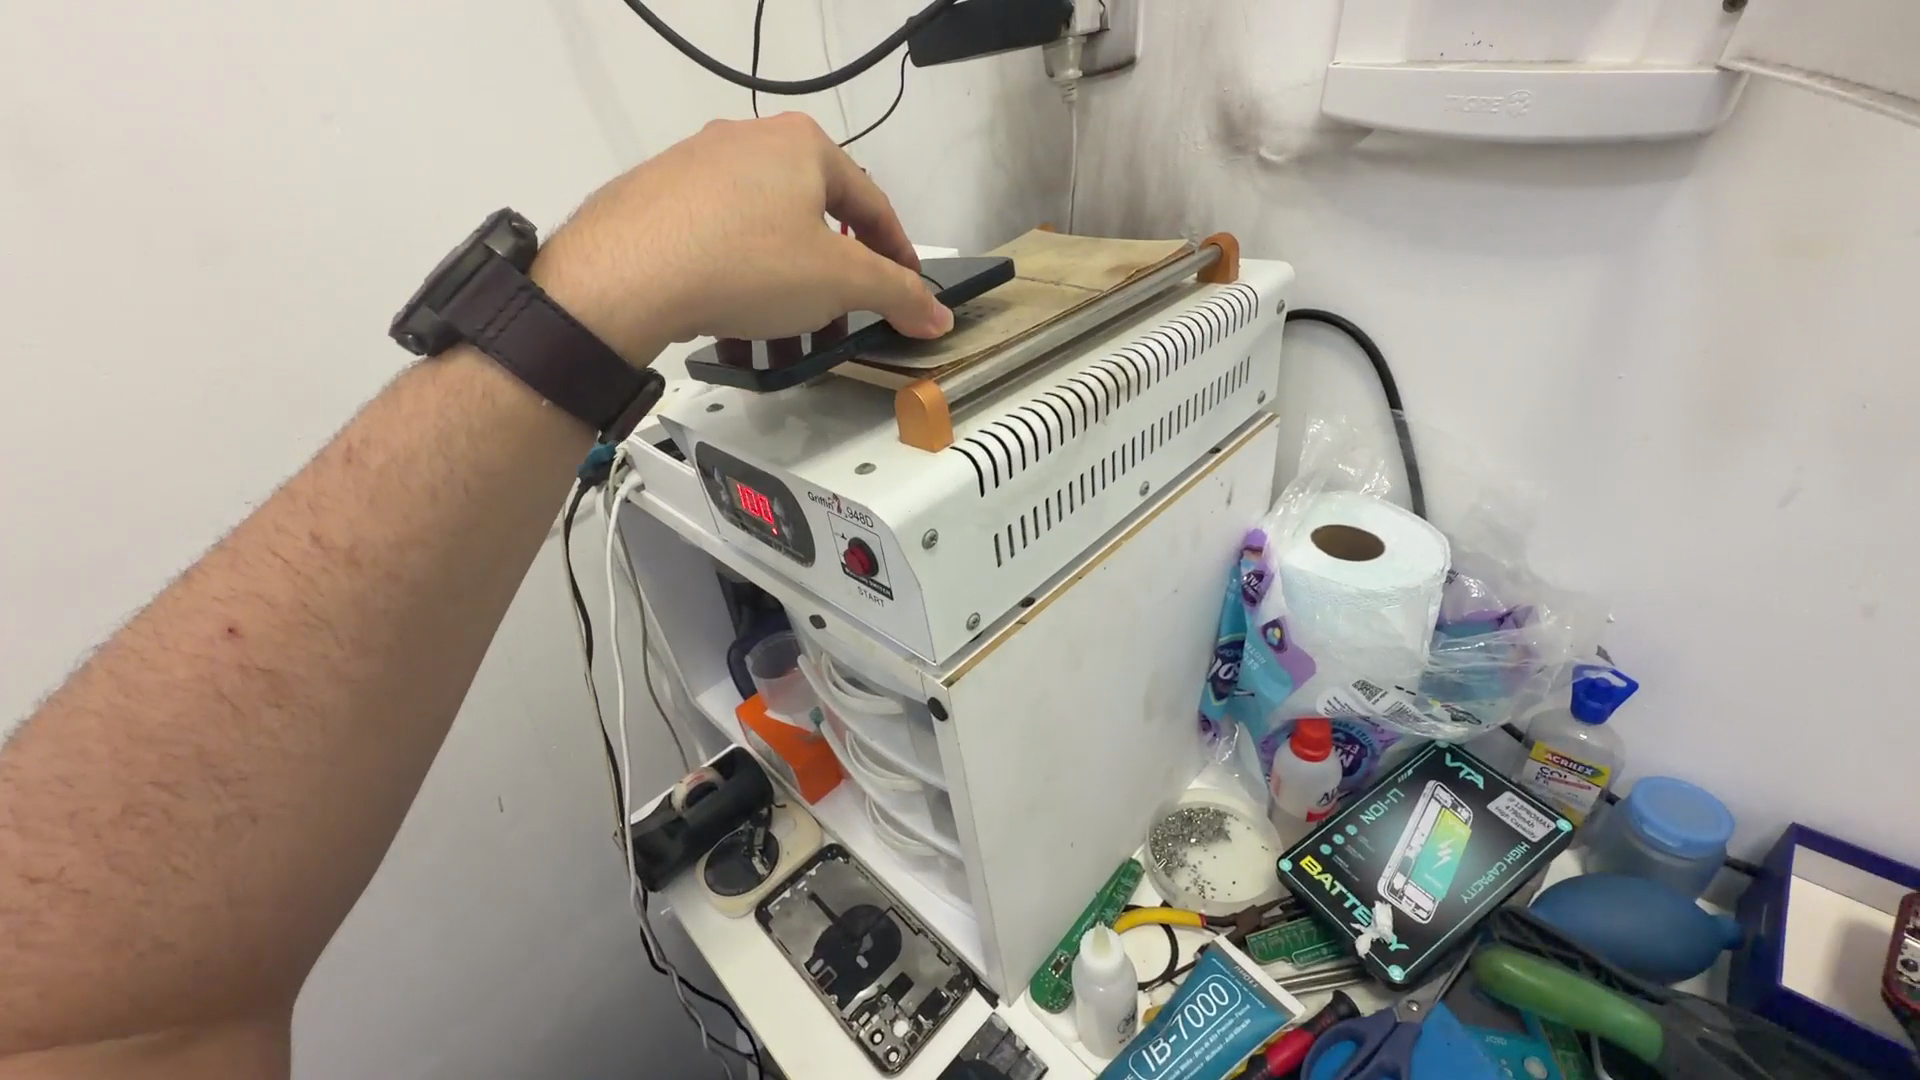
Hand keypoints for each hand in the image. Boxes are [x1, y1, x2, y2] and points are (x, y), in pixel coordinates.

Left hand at [531, 113, 953, 363]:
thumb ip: (899, 295)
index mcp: (801, 146)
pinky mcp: (662, 202)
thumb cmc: (745, 262)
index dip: (899, 255)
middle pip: (816, 225)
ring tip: (791, 342)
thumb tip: (936, 315)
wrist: (626, 275)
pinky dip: (744, 289)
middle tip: (845, 323)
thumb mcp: (841, 282)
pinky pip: (723, 249)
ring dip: (789, 296)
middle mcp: (748, 144)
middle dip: (834, 284)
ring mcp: (698, 169)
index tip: (908, 290)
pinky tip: (742, 330)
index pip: (873, 205)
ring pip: (767, 242)